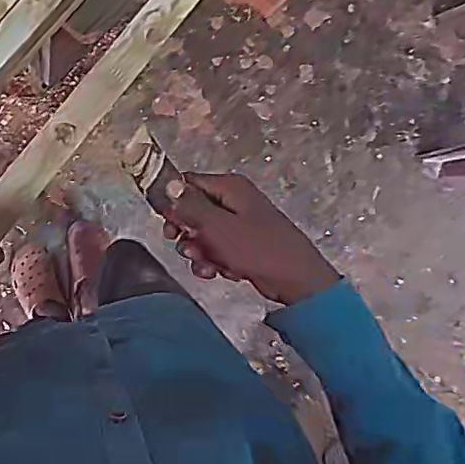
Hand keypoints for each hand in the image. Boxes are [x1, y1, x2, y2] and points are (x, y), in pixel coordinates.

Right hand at [161, 173, 340, 304]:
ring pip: (202, 233)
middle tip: (188, 248)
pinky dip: (213, 260)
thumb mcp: (217, 226)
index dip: (173, 204)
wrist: (297, 281)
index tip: (169, 226)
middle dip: (187, 233)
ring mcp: (239, 222)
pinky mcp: (242, 243)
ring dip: (199, 251)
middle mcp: (233, 200)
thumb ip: (189, 205)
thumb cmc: (260, 249)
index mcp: (229, 187)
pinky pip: (216, 248)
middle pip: (192, 210)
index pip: (187, 184)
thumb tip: (167, 182)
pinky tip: (218, 271)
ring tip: (208, 264)